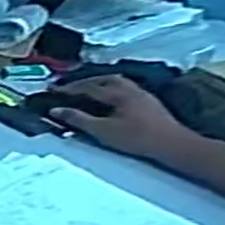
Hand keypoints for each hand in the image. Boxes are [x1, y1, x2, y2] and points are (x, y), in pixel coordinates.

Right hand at [49, 75, 201, 160]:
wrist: (174, 145)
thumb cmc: (136, 137)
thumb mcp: (101, 130)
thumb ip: (77, 119)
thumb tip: (54, 110)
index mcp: (120, 95)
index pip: (89, 88)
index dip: (68, 88)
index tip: (50, 90)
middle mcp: (133, 91)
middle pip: (107, 79)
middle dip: (85, 81)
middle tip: (68, 87)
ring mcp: (144, 96)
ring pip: (119, 83)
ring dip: (100, 83)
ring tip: (86, 89)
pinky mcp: (149, 103)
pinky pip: (126, 89)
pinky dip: (111, 89)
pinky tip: (106, 98)